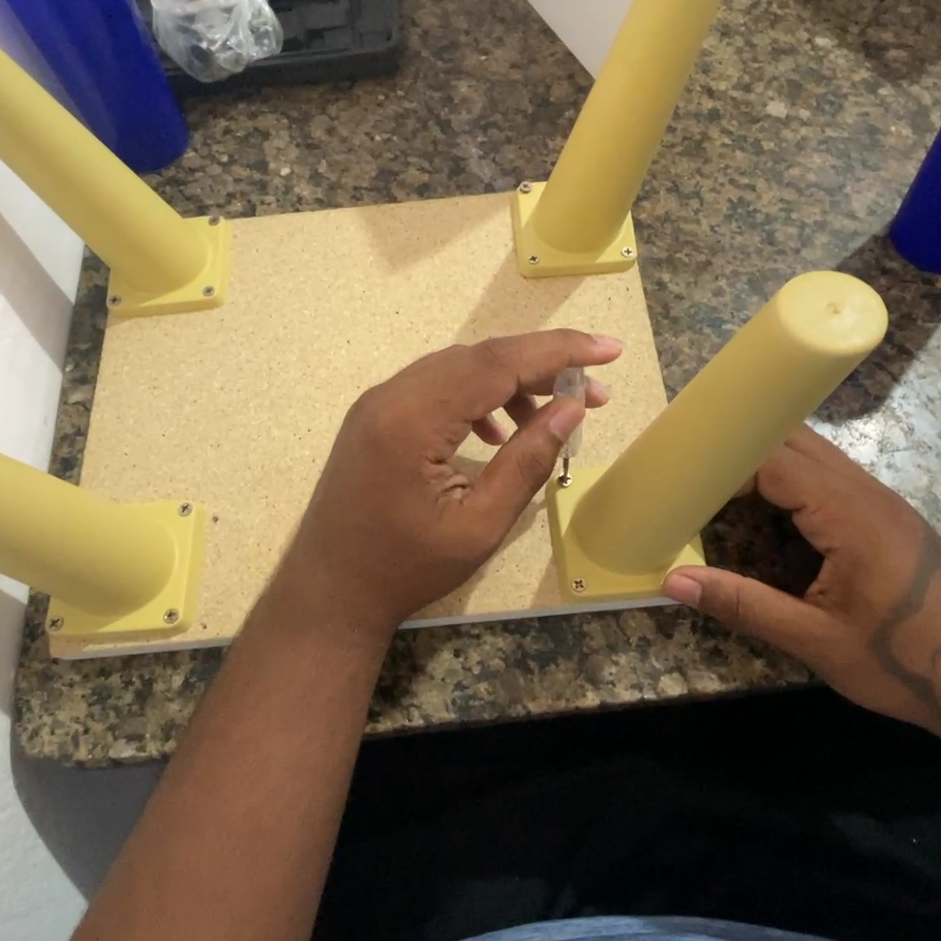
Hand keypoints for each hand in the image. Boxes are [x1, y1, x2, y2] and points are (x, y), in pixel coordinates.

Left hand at [273, 331, 622, 638]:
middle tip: (594, 389)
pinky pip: (435, 387)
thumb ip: (526, 461)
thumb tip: (572, 408)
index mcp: (413, 420)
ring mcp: (377, 403)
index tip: (611, 350)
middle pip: (479, 357)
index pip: (498, 364)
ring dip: (510, 380)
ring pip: (457, 367)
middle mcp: (390, 396)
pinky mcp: (374, 416)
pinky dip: (476, 396)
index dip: (559, 352)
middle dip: (542, 364)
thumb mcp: (479, 526)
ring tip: (553, 411)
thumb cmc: (405, 570)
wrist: (329, 591)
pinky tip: (497, 430)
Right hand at [661, 426, 940, 754]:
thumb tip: (673, 583)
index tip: (682, 476)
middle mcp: (868, 494)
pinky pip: (831, 477)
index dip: (725, 461)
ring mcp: (883, 503)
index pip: (776, 460)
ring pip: (816, 456)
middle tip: (692, 465)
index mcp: (850, 514)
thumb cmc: (903, 662)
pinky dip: (790, 478)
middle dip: (741, 445)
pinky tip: (767, 506)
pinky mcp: (889, 519)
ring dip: (766, 459)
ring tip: (717, 479)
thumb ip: (743, 604)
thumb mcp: (814, 639)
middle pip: (797, 441)